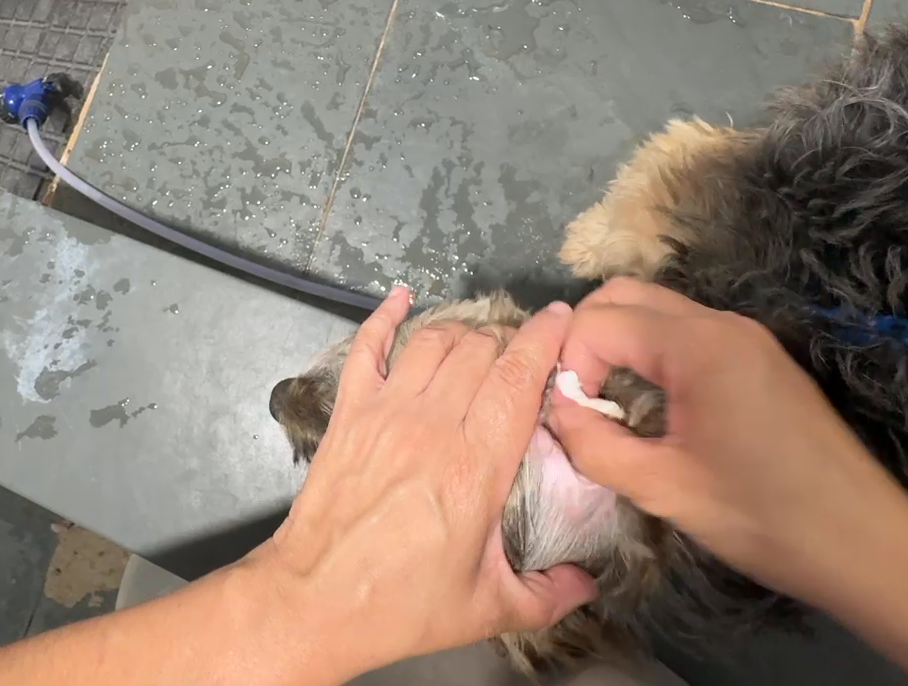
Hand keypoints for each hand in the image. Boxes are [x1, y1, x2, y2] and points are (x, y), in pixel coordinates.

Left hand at [242, 287, 595, 679]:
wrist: (318, 596)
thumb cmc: (404, 604)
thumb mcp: (490, 609)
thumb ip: (550, 594)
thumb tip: (589, 582)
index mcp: (474, 466)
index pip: (518, 380)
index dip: (544, 340)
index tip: (562, 319)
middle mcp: (431, 424)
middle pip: (479, 350)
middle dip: (509, 338)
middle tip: (524, 351)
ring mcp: (385, 409)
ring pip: (433, 341)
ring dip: (463, 330)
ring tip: (480, 339)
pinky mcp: (349, 408)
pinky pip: (368, 346)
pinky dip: (385, 315)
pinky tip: (401, 297)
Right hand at [545, 278, 907, 605]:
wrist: (878, 554)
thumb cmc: (767, 520)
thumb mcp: (665, 489)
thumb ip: (592, 445)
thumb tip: (555, 412)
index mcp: (696, 346)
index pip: (598, 322)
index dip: (570, 364)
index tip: (576, 415)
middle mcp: (720, 323)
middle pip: (622, 294)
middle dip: (585, 336)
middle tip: (579, 393)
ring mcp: (744, 335)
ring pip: (652, 306)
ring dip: (616, 339)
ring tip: (608, 397)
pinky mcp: (758, 355)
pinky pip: (682, 329)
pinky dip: (648, 348)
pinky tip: (651, 399)